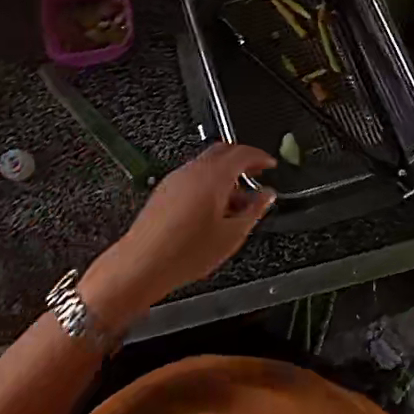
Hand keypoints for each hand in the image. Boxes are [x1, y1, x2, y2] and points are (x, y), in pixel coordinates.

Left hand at [81, 143, 275, 324]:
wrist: (144, 262)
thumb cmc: (184, 252)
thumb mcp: (232, 234)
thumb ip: (254, 210)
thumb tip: (265, 196)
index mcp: (212, 176)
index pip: (242, 152)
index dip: (260, 156)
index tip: (269, 163)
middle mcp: (192, 171)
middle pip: (221, 151)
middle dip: (242, 159)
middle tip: (256, 172)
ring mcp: (175, 178)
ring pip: (205, 164)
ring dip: (224, 174)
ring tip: (239, 200)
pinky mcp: (164, 190)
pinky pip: (191, 177)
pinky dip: (208, 183)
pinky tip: (214, 208)